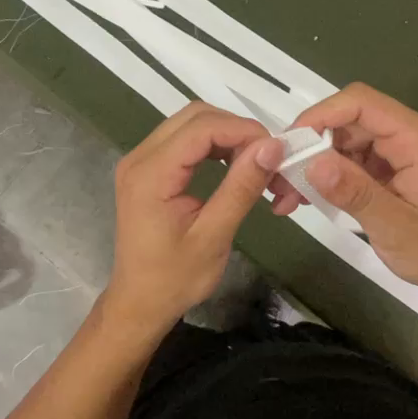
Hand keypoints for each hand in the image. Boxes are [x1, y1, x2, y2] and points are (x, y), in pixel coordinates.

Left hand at [107, 103, 282, 330]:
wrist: (141, 301)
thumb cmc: (175, 278)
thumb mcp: (214, 236)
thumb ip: (241, 187)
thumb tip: (272, 147)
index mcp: (150, 174)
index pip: (201, 128)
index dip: (243, 131)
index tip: (278, 151)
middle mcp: (139, 158)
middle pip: (195, 117)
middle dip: (237, 130)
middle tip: (269, 158)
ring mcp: (141, 162)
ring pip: (190, 125)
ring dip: (227, 136)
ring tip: (256, 164)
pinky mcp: (148, 170)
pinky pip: (183, 141)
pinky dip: (213, 147)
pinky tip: (234, 166)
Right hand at [288, 83, 417, 300]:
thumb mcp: (396, 227)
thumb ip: (356, 193)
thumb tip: (312, 163)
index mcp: (416, 139)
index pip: (360, 103)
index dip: (319, 116)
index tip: (288, 146)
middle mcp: (407, 136)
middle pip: (347, 120)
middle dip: (309, 145)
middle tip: (278, 179)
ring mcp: (398, 153)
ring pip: (344, 142)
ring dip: (313, 164)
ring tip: (285, 197)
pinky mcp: (390, 171)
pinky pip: (351, 162)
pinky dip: (326, 178)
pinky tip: (304, 200)